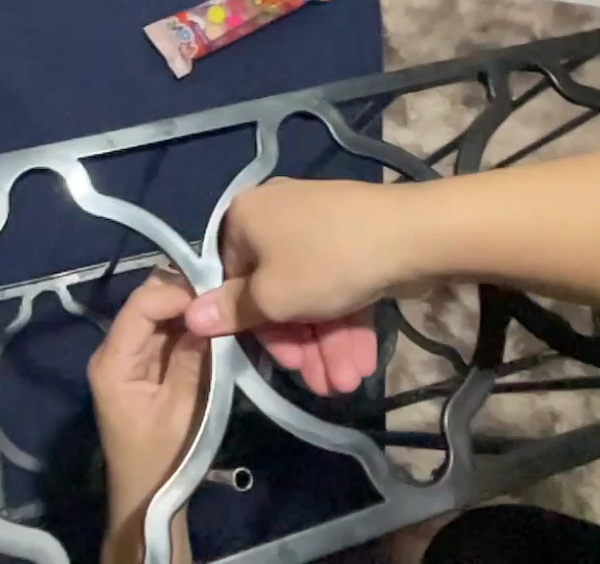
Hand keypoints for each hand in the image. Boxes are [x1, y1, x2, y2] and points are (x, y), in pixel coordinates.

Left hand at [88, 270, 208, 537]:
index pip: (141, 305)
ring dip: (188, 302)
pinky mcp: (144, 360)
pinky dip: (188, 320)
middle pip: (147, 301)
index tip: (214, 291)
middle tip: (223, 288)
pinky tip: (212, 317)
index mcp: (113, 360)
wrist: (147, 501)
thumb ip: (194, 357)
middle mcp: (114, 348)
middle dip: (184, 290)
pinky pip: (165, 328)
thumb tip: (209, 311)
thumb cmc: (162, 460)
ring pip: (158, 310)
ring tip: (222, 298)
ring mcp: (128, 353)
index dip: (176, 292)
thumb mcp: (184, 408)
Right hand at [184, 178, 414, 394]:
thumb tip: (189, 315)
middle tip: (320, 382)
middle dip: (298, 343)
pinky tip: (361, 362)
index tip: (278, 361)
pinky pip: (334, 283)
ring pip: (308, 292)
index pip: (231, 277)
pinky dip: (343, 320)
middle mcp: (275, 215)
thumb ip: (233, 311)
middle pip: (273, 289)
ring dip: (324, 342)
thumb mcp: (273, 296)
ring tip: (347, 383)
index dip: (251, 325)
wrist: (410, 234)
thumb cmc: (325, 262)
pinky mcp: (349, 239)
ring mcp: (315, 226)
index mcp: (244, 218)